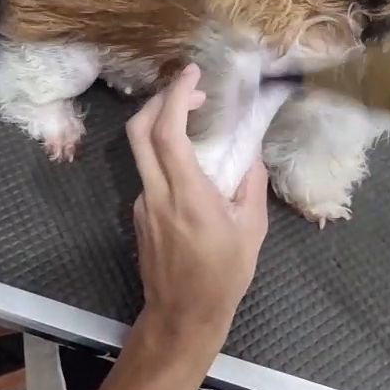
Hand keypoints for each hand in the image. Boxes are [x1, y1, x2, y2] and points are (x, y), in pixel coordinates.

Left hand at [127, 65, 269, 345]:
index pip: (168, 132)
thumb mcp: (251, 229)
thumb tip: (250, 150)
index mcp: (187, 195)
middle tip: (190, 89)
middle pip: (139, 131)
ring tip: (194, 118)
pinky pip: (149, 174)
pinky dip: (165, 155)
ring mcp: (142, 204)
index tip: (192, 74)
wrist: (182, 314)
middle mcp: (156, 194)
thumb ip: (250, 183)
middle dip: (160, 100)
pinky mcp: (140, 215)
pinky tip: (191, 163)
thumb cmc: (223, 276)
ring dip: (161, 126)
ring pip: (140, 152)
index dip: (175, 96)